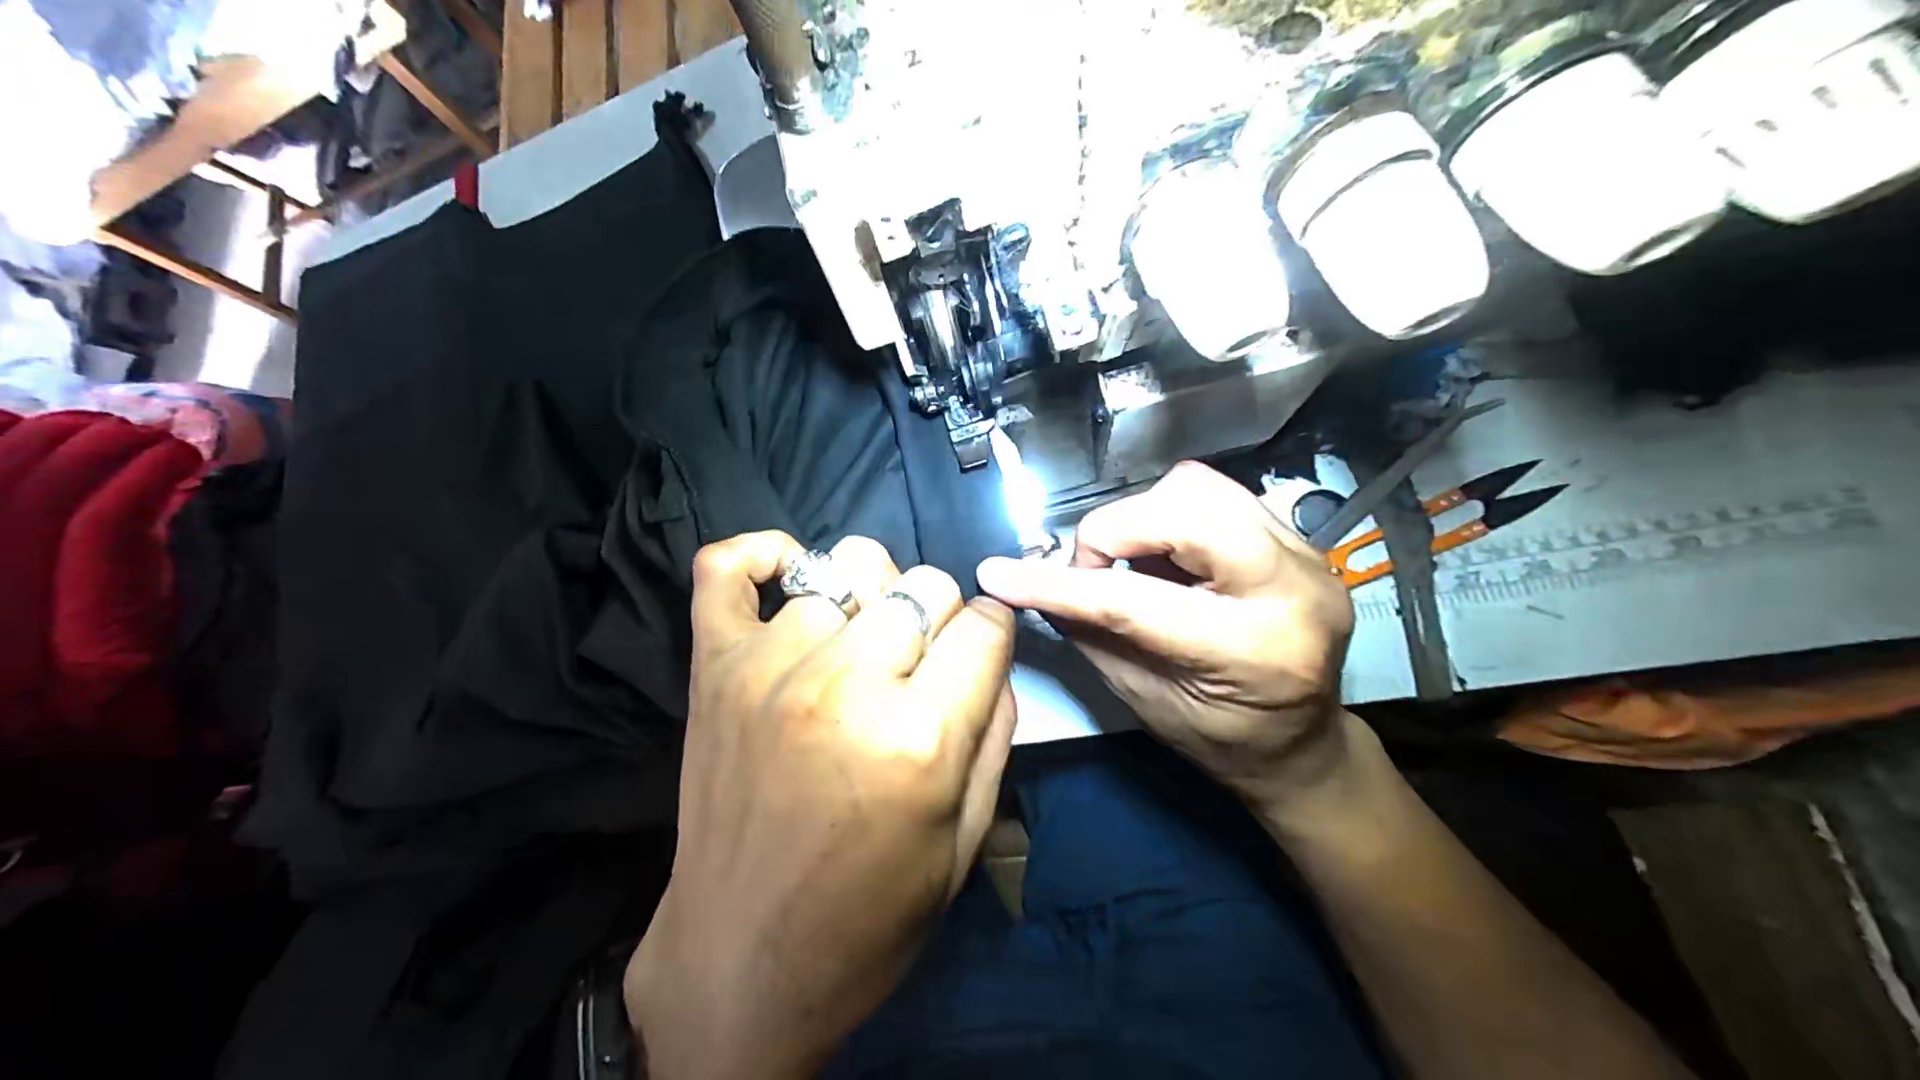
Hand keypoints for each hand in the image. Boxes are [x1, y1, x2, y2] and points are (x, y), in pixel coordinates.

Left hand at [624, 531, 1017, 1079]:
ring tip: (857, 650)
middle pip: (924, 585)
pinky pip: (727, 567)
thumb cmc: (870, 915)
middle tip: (918, 666)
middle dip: (938, 620)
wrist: (743, 961)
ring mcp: (770, 666)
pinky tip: (789, 573)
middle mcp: (846, 684)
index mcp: (919, 736)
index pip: (984, 624)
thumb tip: (991, 654)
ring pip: (846, 569)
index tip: (977, 656)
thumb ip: (995, 731)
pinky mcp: (712, 665)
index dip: (991, 636)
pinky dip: (761, 555)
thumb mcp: (967, 838)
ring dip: (867, 603)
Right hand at [975, 461, 1353, 810]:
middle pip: (1182, 509)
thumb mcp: (1143, 699)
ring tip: (1133, 563)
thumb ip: (1090, 634)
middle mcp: (1291, 590)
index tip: (1000, 574)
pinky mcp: (1299, 539)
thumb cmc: (1220, 740)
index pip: (1133, 600)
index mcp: (1251, 652)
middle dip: (1113, 530)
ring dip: (1143, 518)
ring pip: (1198, 487)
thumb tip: (1035, 584)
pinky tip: (1167, 557)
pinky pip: (1217, 494)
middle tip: (1093, 571)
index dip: (1056, 584)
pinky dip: (1172, 516)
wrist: (1302, 745)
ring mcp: (1304, 555)